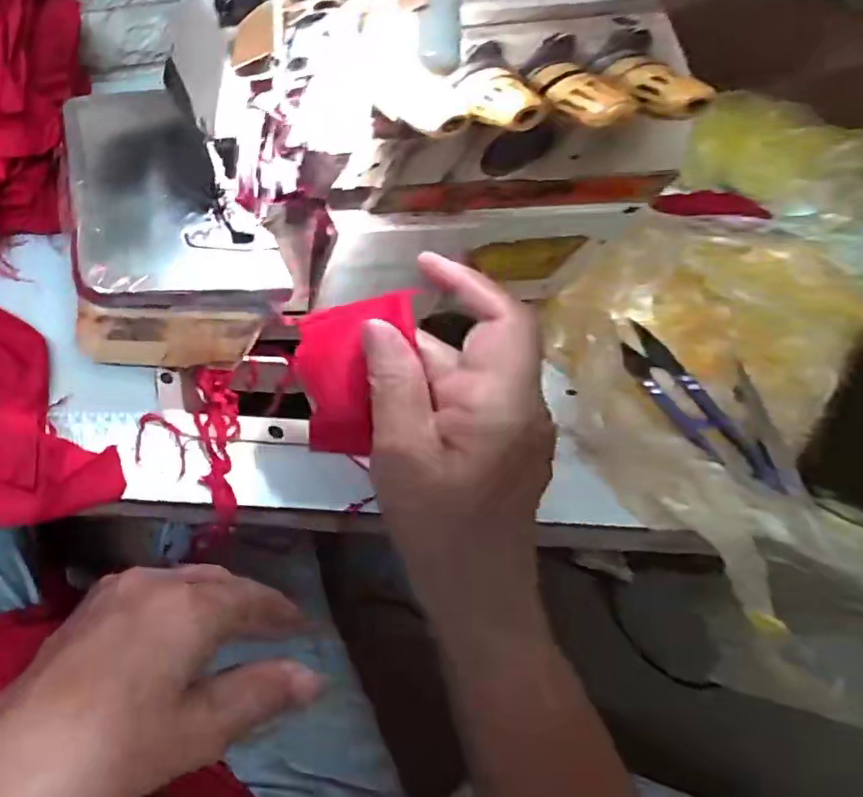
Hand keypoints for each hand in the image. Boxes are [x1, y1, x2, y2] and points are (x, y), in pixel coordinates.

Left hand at [0, 566, 324, 796]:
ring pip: (177, 578)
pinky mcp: (91, 601)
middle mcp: (151, 581)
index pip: (246, 596)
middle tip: (274, 622)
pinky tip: (176, 621)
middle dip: (245, 598)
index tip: (302, 622)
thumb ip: (257, 694)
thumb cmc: (126, 740)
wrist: (32, 745)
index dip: (277, 608)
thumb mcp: (200, 726)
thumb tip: (312, 676)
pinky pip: (149, 586)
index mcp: (186, 605)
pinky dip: (176, 597)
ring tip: (232, 620)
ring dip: (209, 594)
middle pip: (212, 580)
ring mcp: (116, 587)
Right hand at [363, 251, 555, 625]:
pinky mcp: (493, 448)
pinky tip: (374, 411)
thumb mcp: (401, 449)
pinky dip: (413, 395)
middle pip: (463, 350)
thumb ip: (393, 381)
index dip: (467, 283)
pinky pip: (452, 403)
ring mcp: (506, 429)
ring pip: (452, 378)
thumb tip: (381, 326)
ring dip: (402, 372)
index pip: (504, 319)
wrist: (477, 597)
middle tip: (347, 345)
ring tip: (348, 382)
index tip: (420, 264)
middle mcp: (514, 406)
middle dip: (405, 341)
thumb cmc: (439, 524)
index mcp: (501, 401)